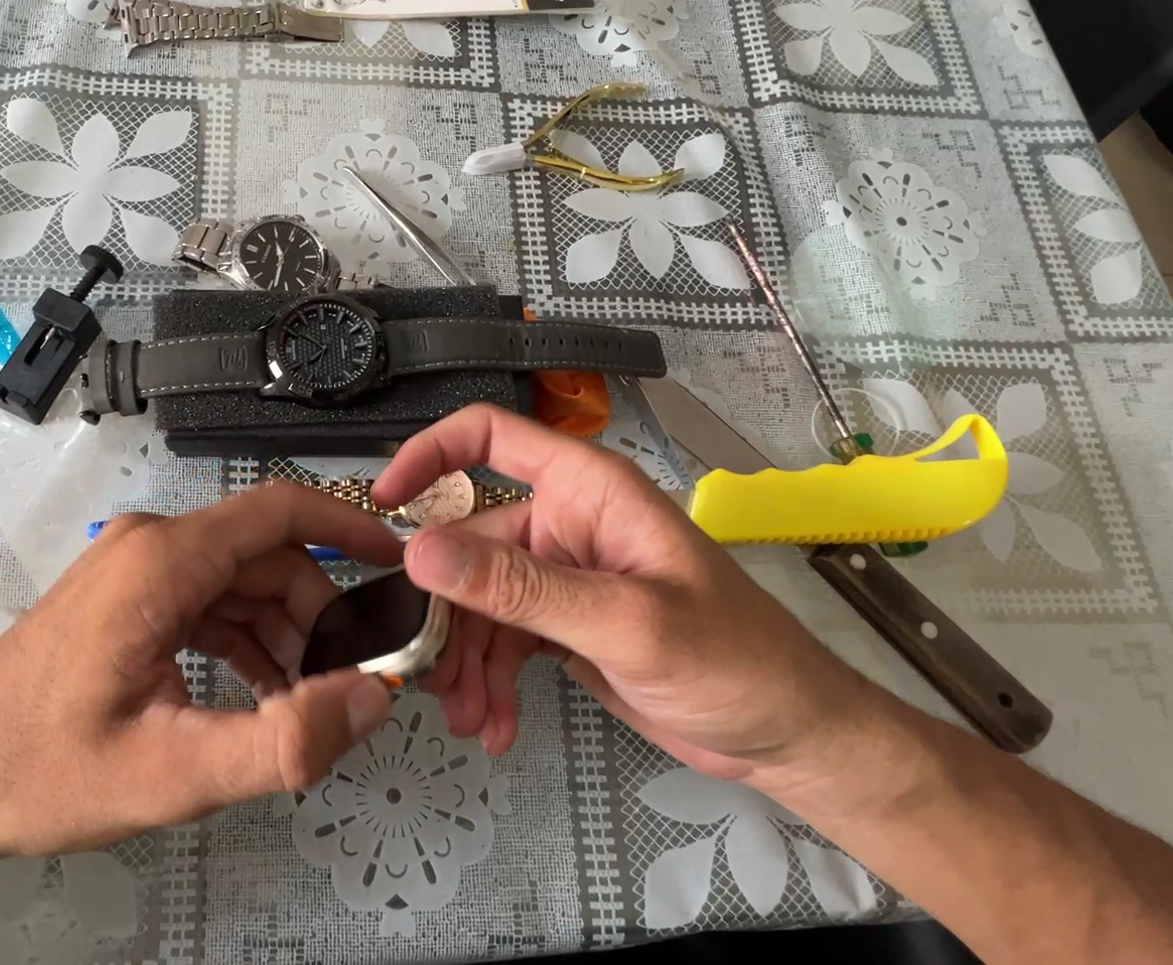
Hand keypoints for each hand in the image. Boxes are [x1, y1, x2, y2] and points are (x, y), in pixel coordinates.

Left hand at [0, 483, 403, 864]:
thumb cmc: (41, 771)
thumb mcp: (174, 774)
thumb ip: (283, 741)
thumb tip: (370, 699)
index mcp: (161, 563)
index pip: (278, 511)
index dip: (348, 527)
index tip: (395, 562)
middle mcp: (149, 548)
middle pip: (267, 556)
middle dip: (317, 616)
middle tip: (344, 682)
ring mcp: (134, 569)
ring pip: (241, 581)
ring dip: (282, 634)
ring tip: (300, 702)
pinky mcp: (128, 596)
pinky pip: (209, 601)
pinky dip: (245, 640)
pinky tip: (259, 692)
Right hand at [370, 404, 894, 789]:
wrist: (789, 735)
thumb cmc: (732, 660)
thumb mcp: (623, 622)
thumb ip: (520, 587)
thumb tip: (420, 552)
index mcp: (586, 490)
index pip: (491, 438)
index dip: (429, 456)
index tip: (384, 503)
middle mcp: (565, 523)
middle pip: (470, 545)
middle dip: (448, 613)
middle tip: (431, 675)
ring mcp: (561, 576)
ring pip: (479, 603)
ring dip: (467, 662)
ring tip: (470, 718)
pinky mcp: (563, 624)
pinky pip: (503, 641)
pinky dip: (492, 682)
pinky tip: (496, 725)